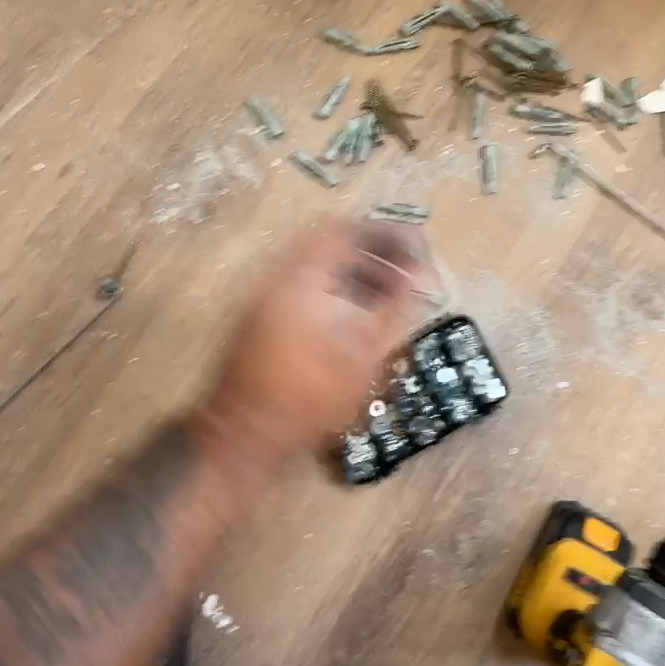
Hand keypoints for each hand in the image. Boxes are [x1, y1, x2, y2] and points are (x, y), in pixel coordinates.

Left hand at [199, 217, 431, 472]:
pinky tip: (359, 315)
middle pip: (335, 244)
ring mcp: (266, 294)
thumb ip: (396, 305)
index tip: (416, 248)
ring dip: (358, 272)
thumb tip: (420, 273)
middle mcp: (280, 274)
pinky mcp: (262, 314)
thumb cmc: (310, 396)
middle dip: (377, 254)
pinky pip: (306, 283)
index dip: (387, 235)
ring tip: (391, 295)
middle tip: (408, 272)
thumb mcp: (364, 353)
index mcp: (303, 275)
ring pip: (320, 265)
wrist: (245, 435)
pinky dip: (337, 288)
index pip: (350, 230)